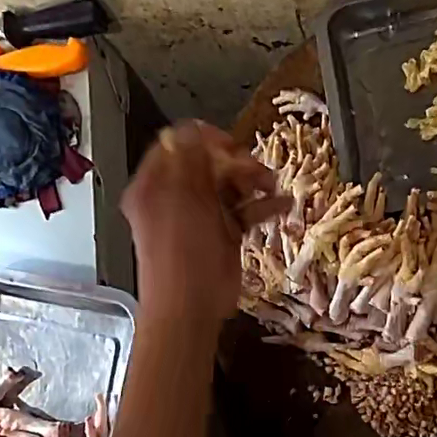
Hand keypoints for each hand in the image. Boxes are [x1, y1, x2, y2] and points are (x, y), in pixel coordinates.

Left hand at [121, 120, 289, 322]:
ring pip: (229, 185)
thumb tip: (192, 128)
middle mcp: (175, 196)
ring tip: (271, 186)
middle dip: (235, 162)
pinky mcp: (222, 234)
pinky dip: (262, 206)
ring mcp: (200, 215)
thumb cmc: (182, 254)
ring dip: (253, 181)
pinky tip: (281, 204)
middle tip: (254, 172)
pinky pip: (243, 211)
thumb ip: (189, 159)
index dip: (206, 140)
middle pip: (209, 162)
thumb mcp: (183, 198)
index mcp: (156, 184)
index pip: (179, 144)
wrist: (190, 308)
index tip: (231, 147)